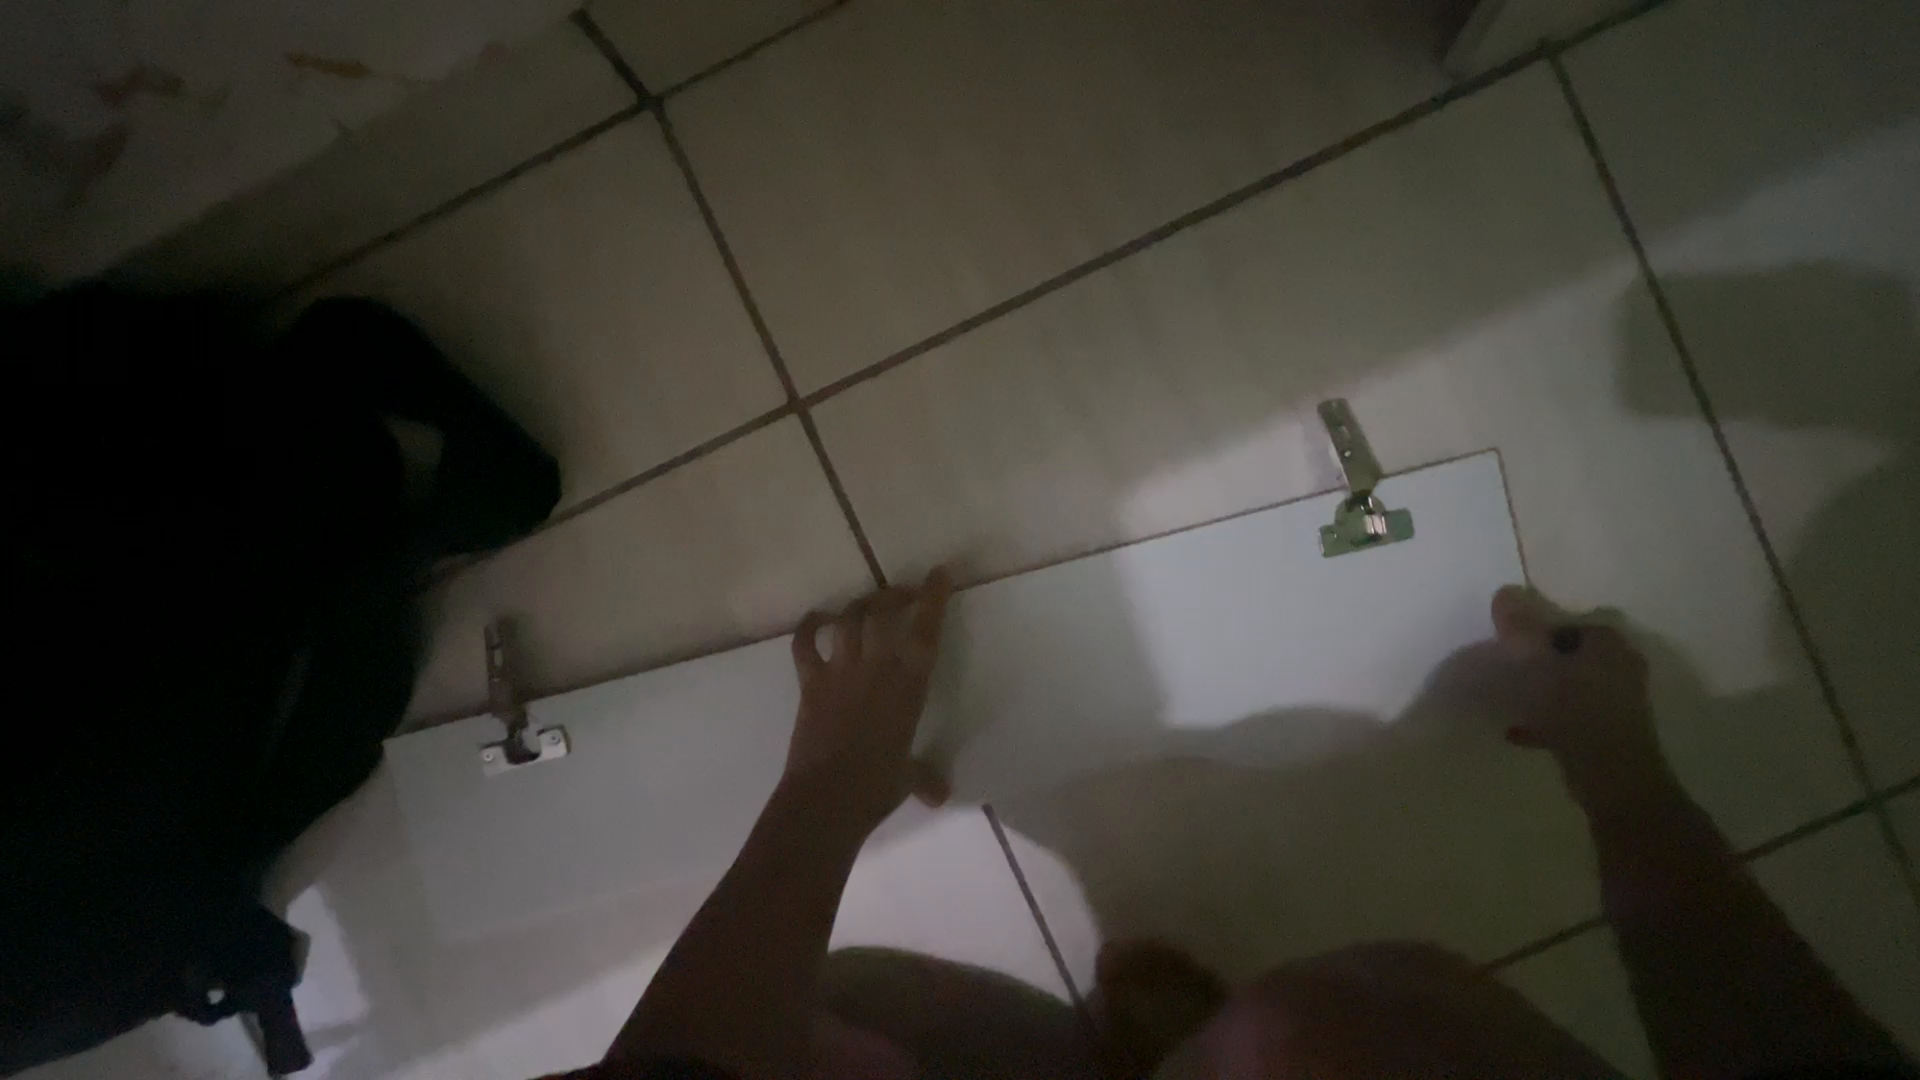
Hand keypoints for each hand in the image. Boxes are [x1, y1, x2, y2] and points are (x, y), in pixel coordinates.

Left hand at [781, 568, 954, 834]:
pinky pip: (805, 644)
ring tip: (868, 604)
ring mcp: (840, 671)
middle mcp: (876, 667)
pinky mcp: (810, 682)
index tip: (938, 574)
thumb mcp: (908, 778)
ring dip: (860, 605)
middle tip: (903, 594)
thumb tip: (940, 796)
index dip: (934, 598)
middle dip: (895, 594)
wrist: (826, 798)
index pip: (926, 631)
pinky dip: (809, 626)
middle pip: (884, 612)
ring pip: (849, 620)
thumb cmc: (877, 787)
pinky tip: (816, 619)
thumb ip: (924, 777)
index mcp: (909, 685)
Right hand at [1491, 585, 1670, 809]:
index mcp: (1610, 648)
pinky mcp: (1611, 732)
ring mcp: (1620, 703)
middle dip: (1544, 659)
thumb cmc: (1574, 710)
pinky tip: (1521, 730)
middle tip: (1512, 668)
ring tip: (1516, 698)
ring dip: (1547, 688)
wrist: (1610, 775)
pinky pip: (1574, 713)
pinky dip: (1550, 717)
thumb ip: (1521, 630)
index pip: (1577, 625)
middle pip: (1575, 655)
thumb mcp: (1536, 664)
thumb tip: (1506, 590)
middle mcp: (1622, 669)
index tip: (1515, 644)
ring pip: (1575, 684)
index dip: (1544, 631)